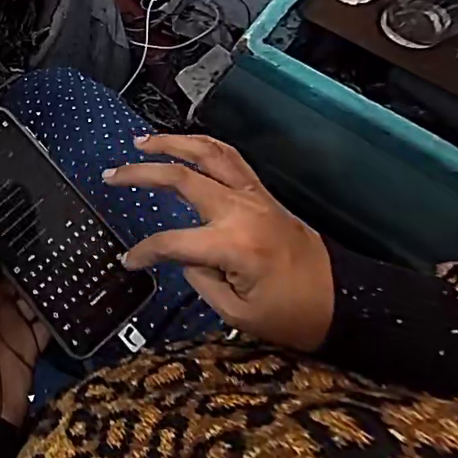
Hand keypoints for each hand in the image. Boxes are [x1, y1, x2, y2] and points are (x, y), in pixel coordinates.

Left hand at [0, 244, 49, 424]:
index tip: (18, 235)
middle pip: (10, 281)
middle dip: (25, 269)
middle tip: (46, 251)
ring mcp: (8, 329)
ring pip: (29, 299)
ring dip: (41, 290)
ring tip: (59, 273)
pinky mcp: (27, 347)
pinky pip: (44, 325)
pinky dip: (54, 316)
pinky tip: (64, 305)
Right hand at [104, 134, 334, 350]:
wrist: (346, 301)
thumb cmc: (293, 315)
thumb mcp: (238, 312)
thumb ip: (200, 277)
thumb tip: (182, 254)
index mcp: (234, 245)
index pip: (173, 243)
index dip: (145, 252)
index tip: (128, 262)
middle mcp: (241, 210)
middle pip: (181, 178)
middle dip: (141, 173)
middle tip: (111, 174)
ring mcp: (253, 195)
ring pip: (207, 153)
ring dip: (171, 143)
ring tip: (141, 142)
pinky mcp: (262, 192)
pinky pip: (228, 156)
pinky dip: (201, 145)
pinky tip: (181, 145)